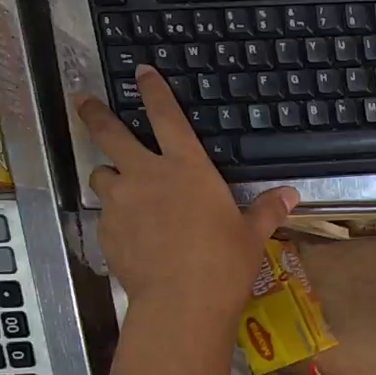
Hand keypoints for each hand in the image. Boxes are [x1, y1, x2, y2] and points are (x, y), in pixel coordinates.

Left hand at [75, 65, 297, 334]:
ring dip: (108, 175)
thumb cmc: (224, 264)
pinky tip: (129, 234)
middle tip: (85, 102)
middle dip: (95, 113)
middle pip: (110, 132)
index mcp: (188, 169)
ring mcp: (121, 202)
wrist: (182, 302)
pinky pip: (105, 215)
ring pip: (101, 174)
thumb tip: (290, 195)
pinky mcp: (107, 230)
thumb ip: (266, 210)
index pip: (166, 116)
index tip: (142, 72)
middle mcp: (147, 175)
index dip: (153, 90)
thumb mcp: (252, 236)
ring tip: (117, 187)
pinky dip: (114, 217)